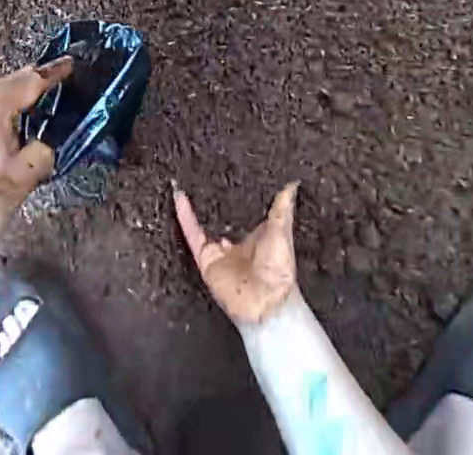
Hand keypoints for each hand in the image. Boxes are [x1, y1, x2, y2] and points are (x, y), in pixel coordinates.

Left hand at [0, 57, 70, 283]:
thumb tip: (41, 147)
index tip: (67, 65)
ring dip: (5, 113)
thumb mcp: (19, 186)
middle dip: (26, 91)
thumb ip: (39, 155)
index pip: (26, 82)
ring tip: (23, 130)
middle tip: (50, 94)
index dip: (51, 74)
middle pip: (1, 91)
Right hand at [174, 181, 299, 325]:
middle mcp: (236, 242)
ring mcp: (219, 251)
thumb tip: (292, 184)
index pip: (244, 210)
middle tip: (206, 170)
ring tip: (187, 179)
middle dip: (214, 198)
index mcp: (256, 235)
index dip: (238, 193)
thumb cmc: (279, 270)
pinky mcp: (206, 259)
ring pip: (203, 223)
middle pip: (221, 217)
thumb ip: (282, 208)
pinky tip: (179, 197)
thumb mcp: (282, 231)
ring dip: (195, 204)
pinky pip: (192, 234)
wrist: (266, 302)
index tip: (233, 170)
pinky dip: (184, 215)